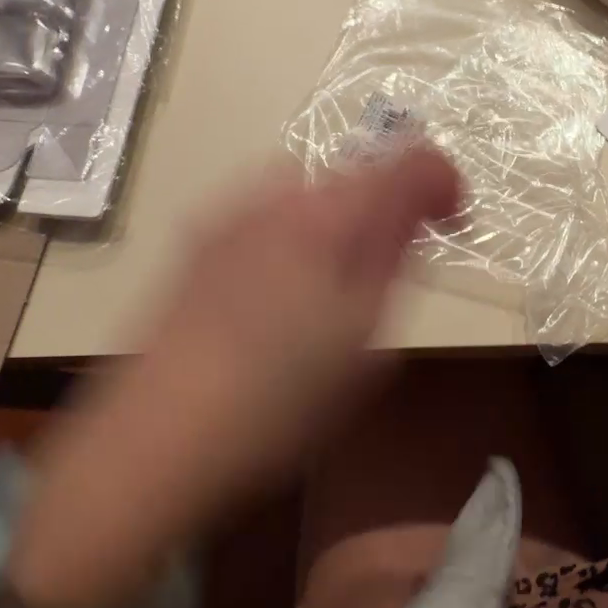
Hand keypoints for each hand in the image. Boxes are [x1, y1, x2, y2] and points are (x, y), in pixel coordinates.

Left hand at [5, 148, 461, 607]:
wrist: (153, 443)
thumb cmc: (279, 405)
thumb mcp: (363, 340)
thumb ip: (395, 262)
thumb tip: (416, 216)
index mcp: (332, 220)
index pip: (408, 164)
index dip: (442, 183)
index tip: (454, 221)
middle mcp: (280, 198)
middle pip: (355, 171)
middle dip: (386, 204)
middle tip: (393, 265)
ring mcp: (229, 216)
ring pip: (309, 189)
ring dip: (338, 216)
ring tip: (336, 280)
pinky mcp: (197, 243)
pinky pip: (265, 210)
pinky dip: (293, 230)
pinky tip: (281, 289)